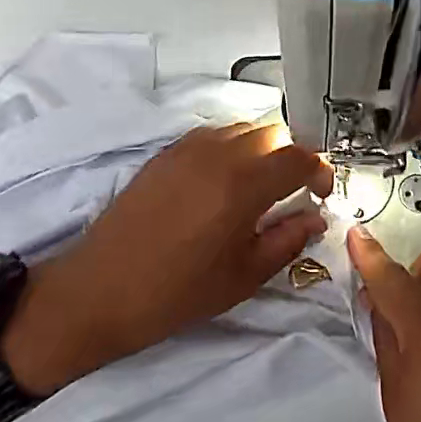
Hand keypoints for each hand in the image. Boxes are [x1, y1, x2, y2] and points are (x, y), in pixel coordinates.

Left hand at [2, 121, 331, 394]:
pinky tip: (224, 183)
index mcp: (242, 185)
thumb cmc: (177, 292)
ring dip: (261, 149)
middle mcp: (217, 154)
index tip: (321, 196)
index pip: (298, 157)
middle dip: (292, 156)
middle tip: (293, 191)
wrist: (99, 291)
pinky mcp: (164, 154)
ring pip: (242, 128)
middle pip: (273, 132)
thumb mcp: (243, 276)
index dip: (320, 172)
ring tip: (259, 187)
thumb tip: (314, 219)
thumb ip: (286, 240)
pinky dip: (231, 149)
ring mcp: (186, 148)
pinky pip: (212, 135)